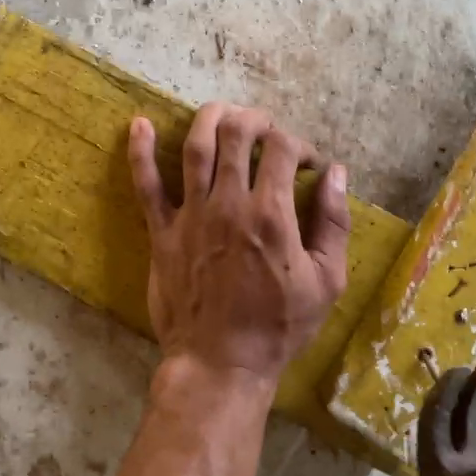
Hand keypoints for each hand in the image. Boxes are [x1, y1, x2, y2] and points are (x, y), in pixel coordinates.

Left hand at [125, 103, 350, 385]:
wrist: (221, 364)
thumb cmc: (278, 327)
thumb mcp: (327, 281)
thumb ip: (334, 223)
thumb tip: (336, 173)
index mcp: (271, 215)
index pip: (283, 148)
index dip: (299, 144)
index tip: (306, 162)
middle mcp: (229, 204)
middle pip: (237, 133)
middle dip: (255, 119)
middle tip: (266, 131)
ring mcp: (191, 214)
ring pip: (195, 146)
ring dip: (210, 118)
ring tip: (223, 111)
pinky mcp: (162, 231)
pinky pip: (145, 185)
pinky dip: (140, 152)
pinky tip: (139, 124)